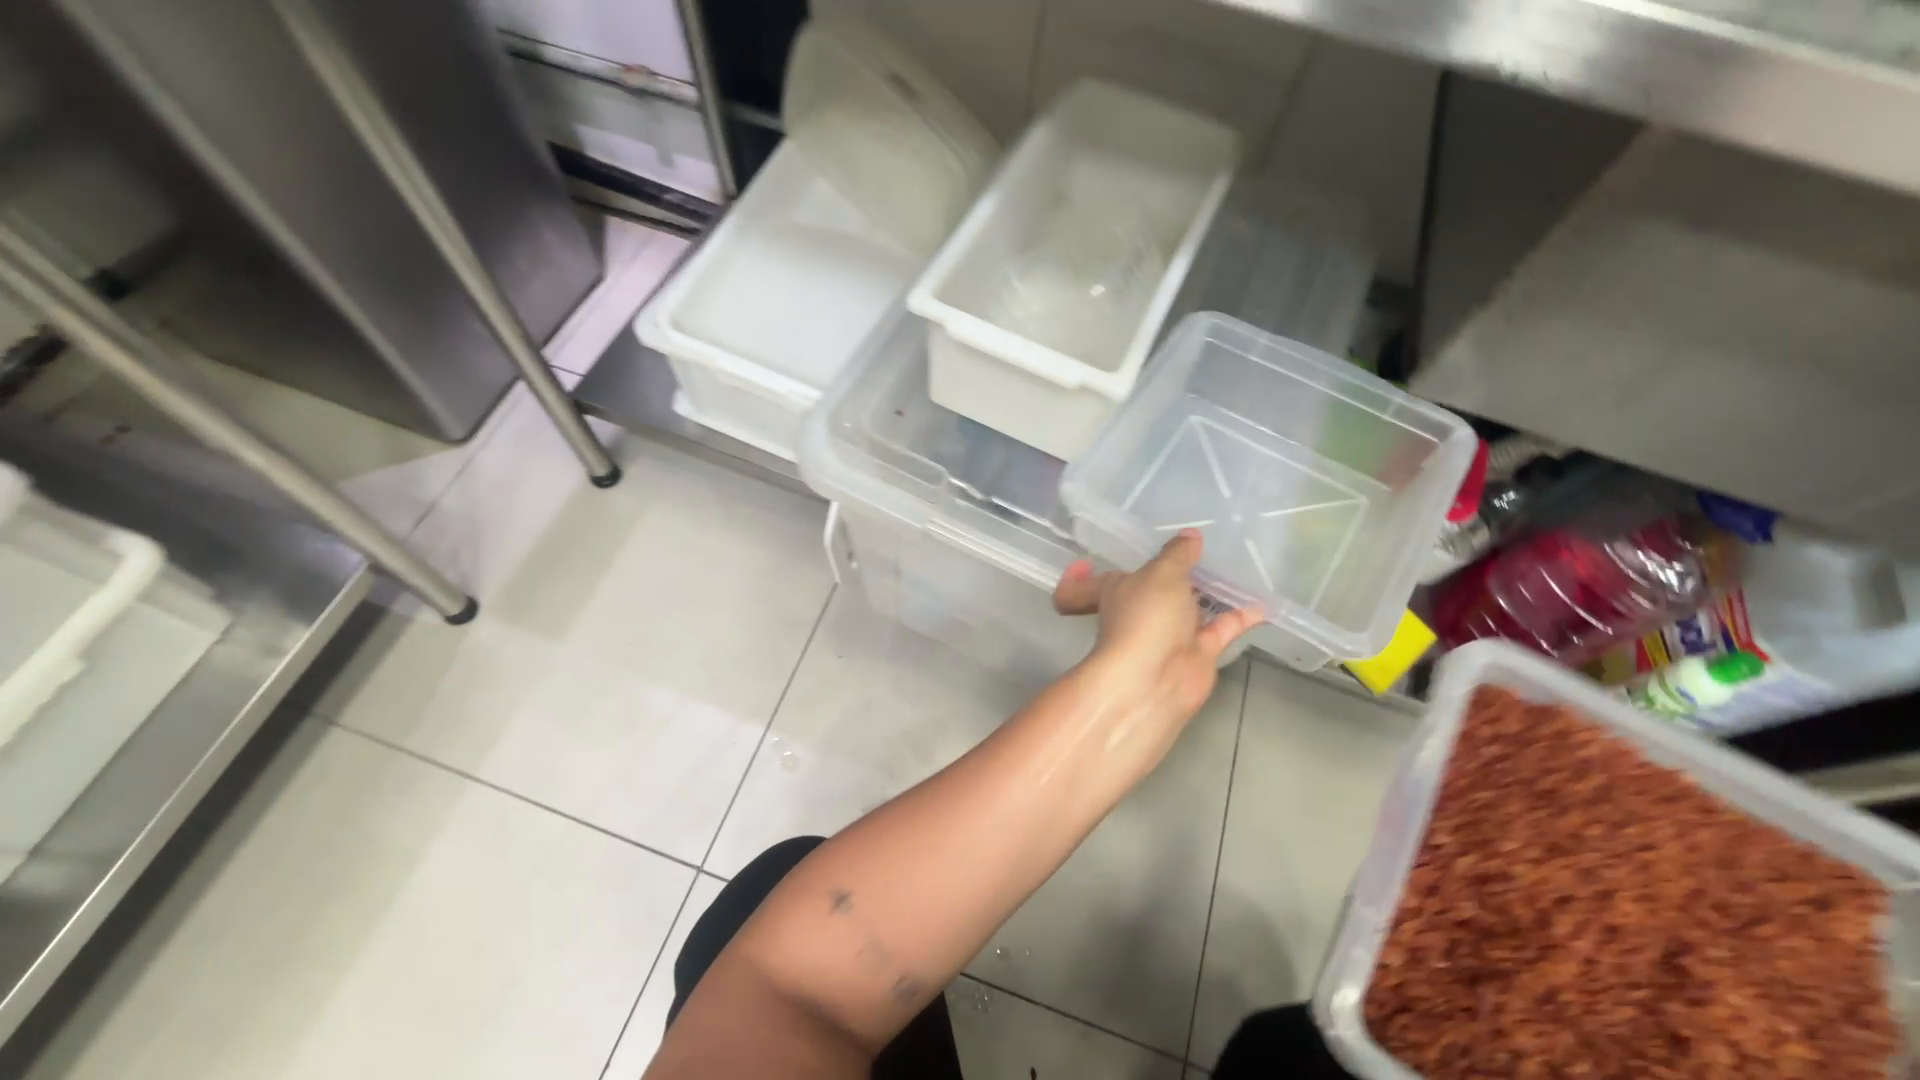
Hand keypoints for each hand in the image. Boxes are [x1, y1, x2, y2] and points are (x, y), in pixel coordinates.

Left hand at [1052, 530, 1263, 747]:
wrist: (1156, 681)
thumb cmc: (1145, 617)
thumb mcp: (1161, 573)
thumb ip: (1177, 554)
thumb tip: (1190, 536)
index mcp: (1114, 591)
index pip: (1081, 588)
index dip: (1078, 577)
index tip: (1085, 562)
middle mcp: (1138, 611)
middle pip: (1148, 592)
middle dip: (1167, 576)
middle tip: (1195, 551)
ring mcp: (1167, 634)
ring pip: (1188, 609)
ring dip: (1206, 594)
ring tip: (1232, 569)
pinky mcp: (1196, 653)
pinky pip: (1220, 629)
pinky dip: (1239, 617)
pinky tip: (1261, 603)